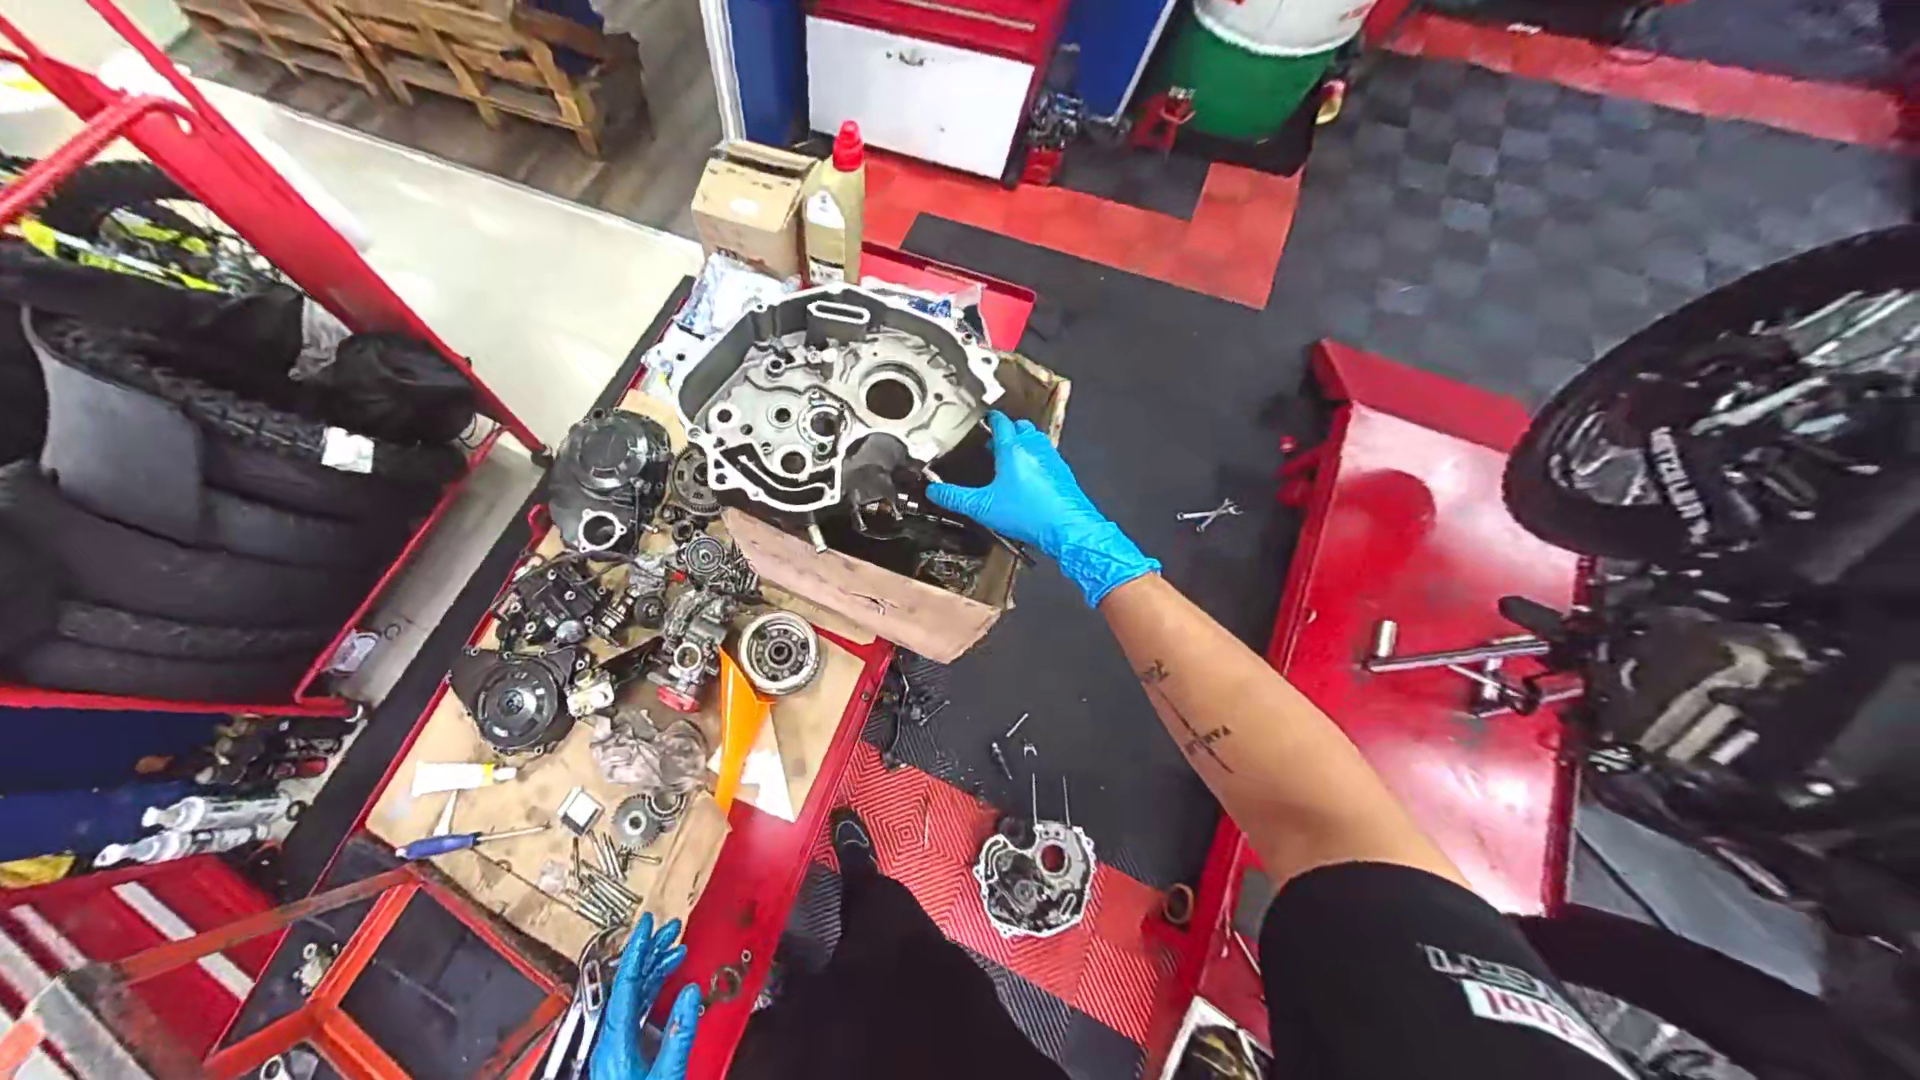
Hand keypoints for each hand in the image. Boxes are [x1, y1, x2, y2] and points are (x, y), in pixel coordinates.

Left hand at [590, 915, 702, 1079]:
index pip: (625, 983)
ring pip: (633, 996)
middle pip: (628, 985)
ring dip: (655, 969)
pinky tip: (671, 981)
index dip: (637, 950)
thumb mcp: (667, 1076)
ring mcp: (616, 1049)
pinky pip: (638, 1010)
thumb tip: (689, 992)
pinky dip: (656, 989)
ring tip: (676, 949)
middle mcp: (610, 1041)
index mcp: (614, 1043)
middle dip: (650, 953)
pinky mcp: (624, 1055)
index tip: (647, 924)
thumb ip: (679, 1034)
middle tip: (670, 929)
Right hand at [928, 410, 1158, 606]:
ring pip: (1036, 441)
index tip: (986, 421)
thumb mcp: (983, 507)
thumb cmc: (1029, 513)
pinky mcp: (1063, 474)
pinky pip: (1047, 458)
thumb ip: (956, 498)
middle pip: (1020, 428)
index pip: (1001, 422)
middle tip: (994, 443)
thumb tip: (934, 492)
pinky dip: (1036, 461)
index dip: (991, 420)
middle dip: (1007, 432)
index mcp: (1013, 449)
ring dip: (1023, 445)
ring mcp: (1052, 459)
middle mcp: (1034, 448)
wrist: (1068, 528)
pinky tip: (1029, 480)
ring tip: (1009, 460)